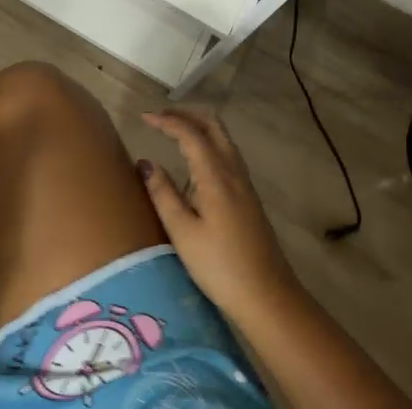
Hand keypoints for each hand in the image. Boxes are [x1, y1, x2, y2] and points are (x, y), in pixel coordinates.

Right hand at [139, 109, 298, 317]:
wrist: (267, 295)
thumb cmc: (220, 266)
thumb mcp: (182, 232)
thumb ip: (163, 194)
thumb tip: (145, 162)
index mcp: (216, 175)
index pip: (191, 133)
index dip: (167, 121)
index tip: (144, 117)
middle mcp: (233, 171)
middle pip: (213, 126)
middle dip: (186, 115)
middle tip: (160, 118)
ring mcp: (245, 183)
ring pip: (223, 139)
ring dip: (199, 127)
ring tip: (174, 132)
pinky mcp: (249, 197)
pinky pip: (227, 154)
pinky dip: (208, 143)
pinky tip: (195, 162)